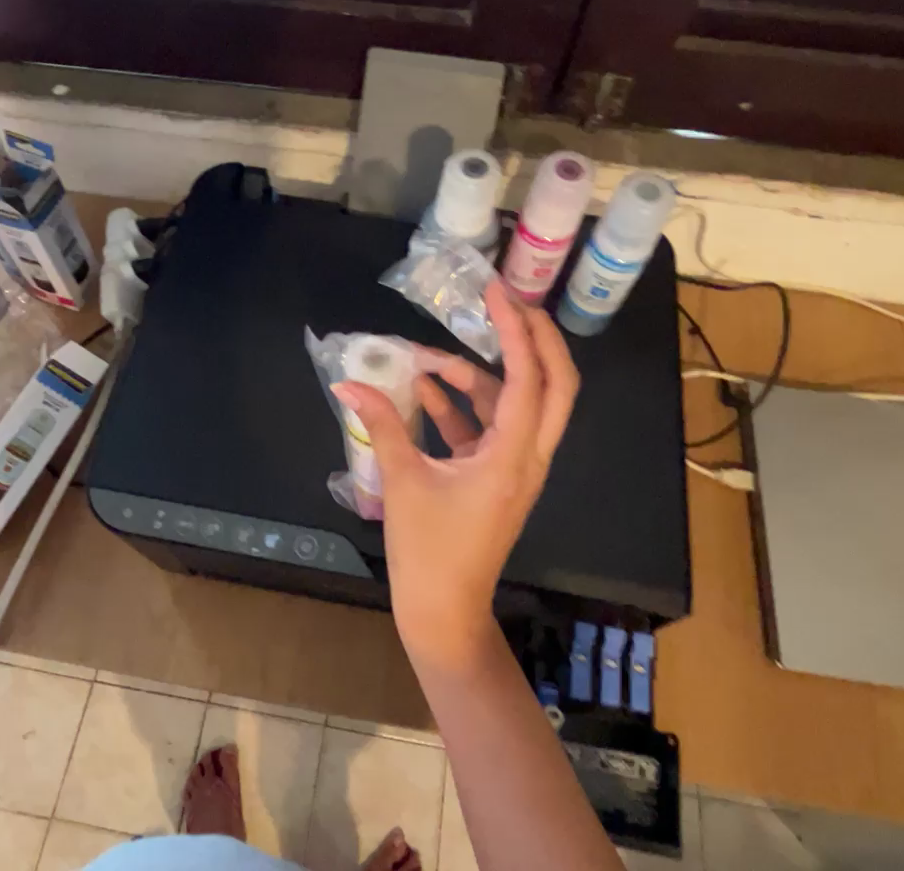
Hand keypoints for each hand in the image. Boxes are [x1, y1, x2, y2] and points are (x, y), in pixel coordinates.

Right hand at [333, 281, 579, 670]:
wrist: (444, 611)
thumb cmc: (428, 551)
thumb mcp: (403, 481)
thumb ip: (381, 425)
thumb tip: (347, 385)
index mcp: (514, 455)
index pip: (529, 378)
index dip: (516, 330)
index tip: (497, 292)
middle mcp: (528, 455)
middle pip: (555, 384)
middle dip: (535, 339)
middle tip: (505, 303)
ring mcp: (516, 466)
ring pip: (517, 403)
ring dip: (479, 375)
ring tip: (428, 357)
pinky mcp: (497, 476)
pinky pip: (490, 428)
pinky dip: (464, 406)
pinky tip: (427, 390)